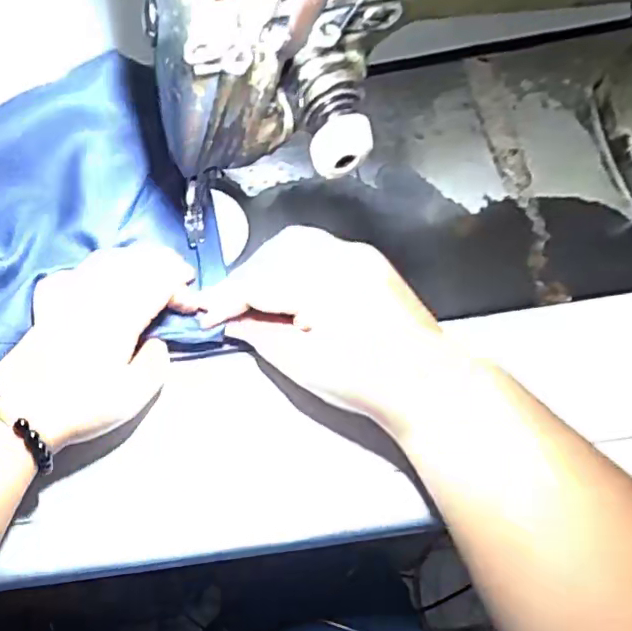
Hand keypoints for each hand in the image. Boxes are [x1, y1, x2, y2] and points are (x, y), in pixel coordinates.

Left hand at [0, 244, 196, 449]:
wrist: (21, 406)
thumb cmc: (81, 403)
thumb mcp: (133, 395)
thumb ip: (156, 363)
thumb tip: (158, 342)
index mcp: (123, 310)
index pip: (160, 277)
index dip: (181, 285)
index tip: (191, 305)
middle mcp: (97, 289)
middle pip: (136, 259)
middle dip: (163, 265)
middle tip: (177, 284)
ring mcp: (68, 290)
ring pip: (108, 258)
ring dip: (134, 261)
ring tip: (147, 277)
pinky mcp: (48, 300)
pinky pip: (79, 270)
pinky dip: (99, 269)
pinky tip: (100, 283)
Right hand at [194, 226, 470, 440]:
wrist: (424, 383)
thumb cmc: (368, 380)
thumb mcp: (300, 363)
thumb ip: (260, 334)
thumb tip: (235, 321)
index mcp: (322, 280)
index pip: (258, 280)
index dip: (227, 298)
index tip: (207, 314)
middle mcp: (342, 257)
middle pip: (275, 253)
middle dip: (247, 279)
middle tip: (229, 310)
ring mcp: (360, 258)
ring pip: (298, 247)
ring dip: (270, 270)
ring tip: (257, 303)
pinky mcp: (370, 266)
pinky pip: (321, 254)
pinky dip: (295, 269)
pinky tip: (289, 295)